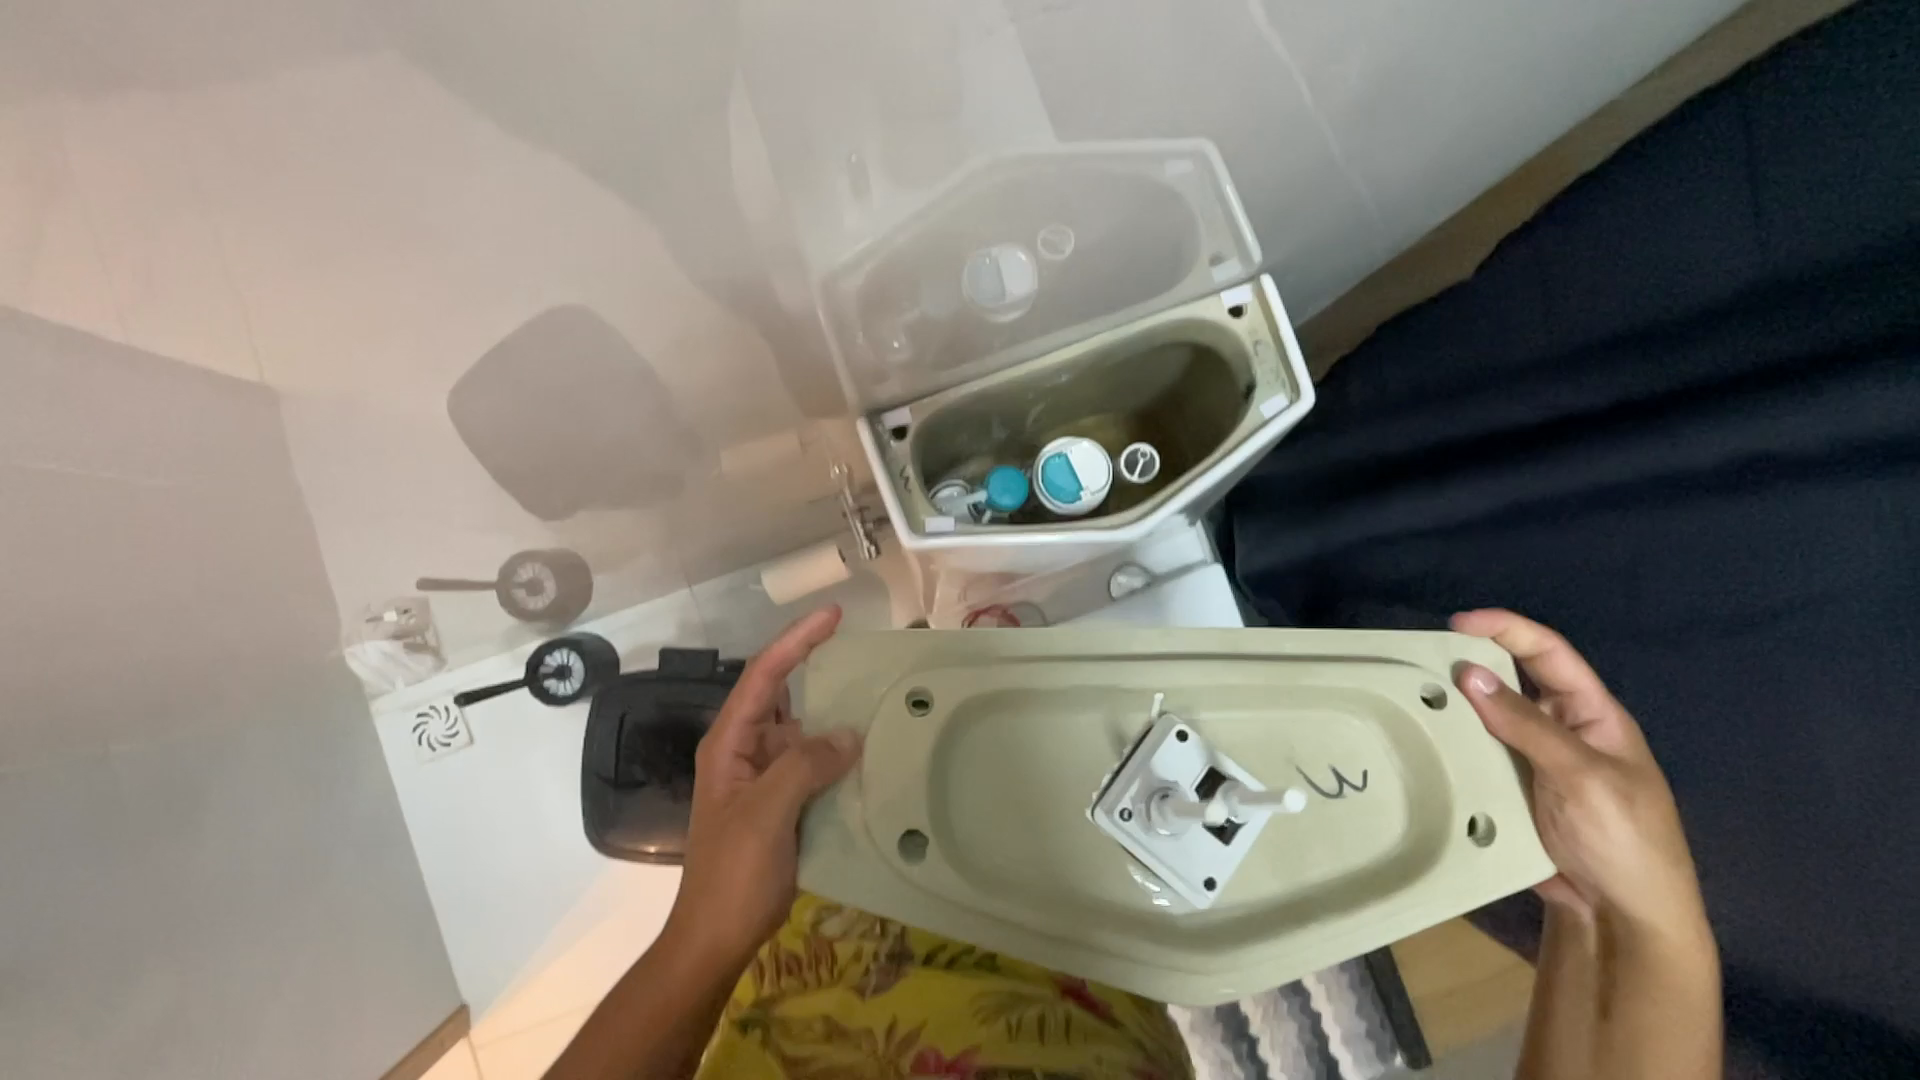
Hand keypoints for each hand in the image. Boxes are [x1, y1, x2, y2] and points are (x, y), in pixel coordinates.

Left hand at [660, 606, 861, 971]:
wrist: (717, 937)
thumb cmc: (732, 874)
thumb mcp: (765, 814)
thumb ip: (803, 767)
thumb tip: (849, 734)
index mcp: (730, 743)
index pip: (764, 675)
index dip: (797, 640)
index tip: (834, 615)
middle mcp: (746, 751)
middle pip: (784, 696)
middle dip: (818, 670)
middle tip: (864, 655)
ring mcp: (765, 778)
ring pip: (804, 732)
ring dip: (834, 717)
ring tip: (877, 700)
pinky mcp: (785, 804)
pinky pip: (815, 765)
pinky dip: (839, 755)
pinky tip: (871, 755)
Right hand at [1451, 610, 1706, 937]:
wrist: (1620, 915)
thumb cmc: (1625, 839)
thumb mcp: (1583, 776)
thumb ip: (1527, 725)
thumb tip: (1469, 674)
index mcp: (1592, 715)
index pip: (1549, 654)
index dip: (1508, 630)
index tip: (1458, 623)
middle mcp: (1558, 729)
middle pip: (1510, 681)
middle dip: (1471, 664)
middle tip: (1422, 662)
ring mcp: (1531, 760)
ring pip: (1485, 718)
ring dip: (1455, 707)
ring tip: (1412, 698)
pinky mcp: (1508, 788)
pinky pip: (1473, 754)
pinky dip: (1450, 744)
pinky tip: (1424, 742)